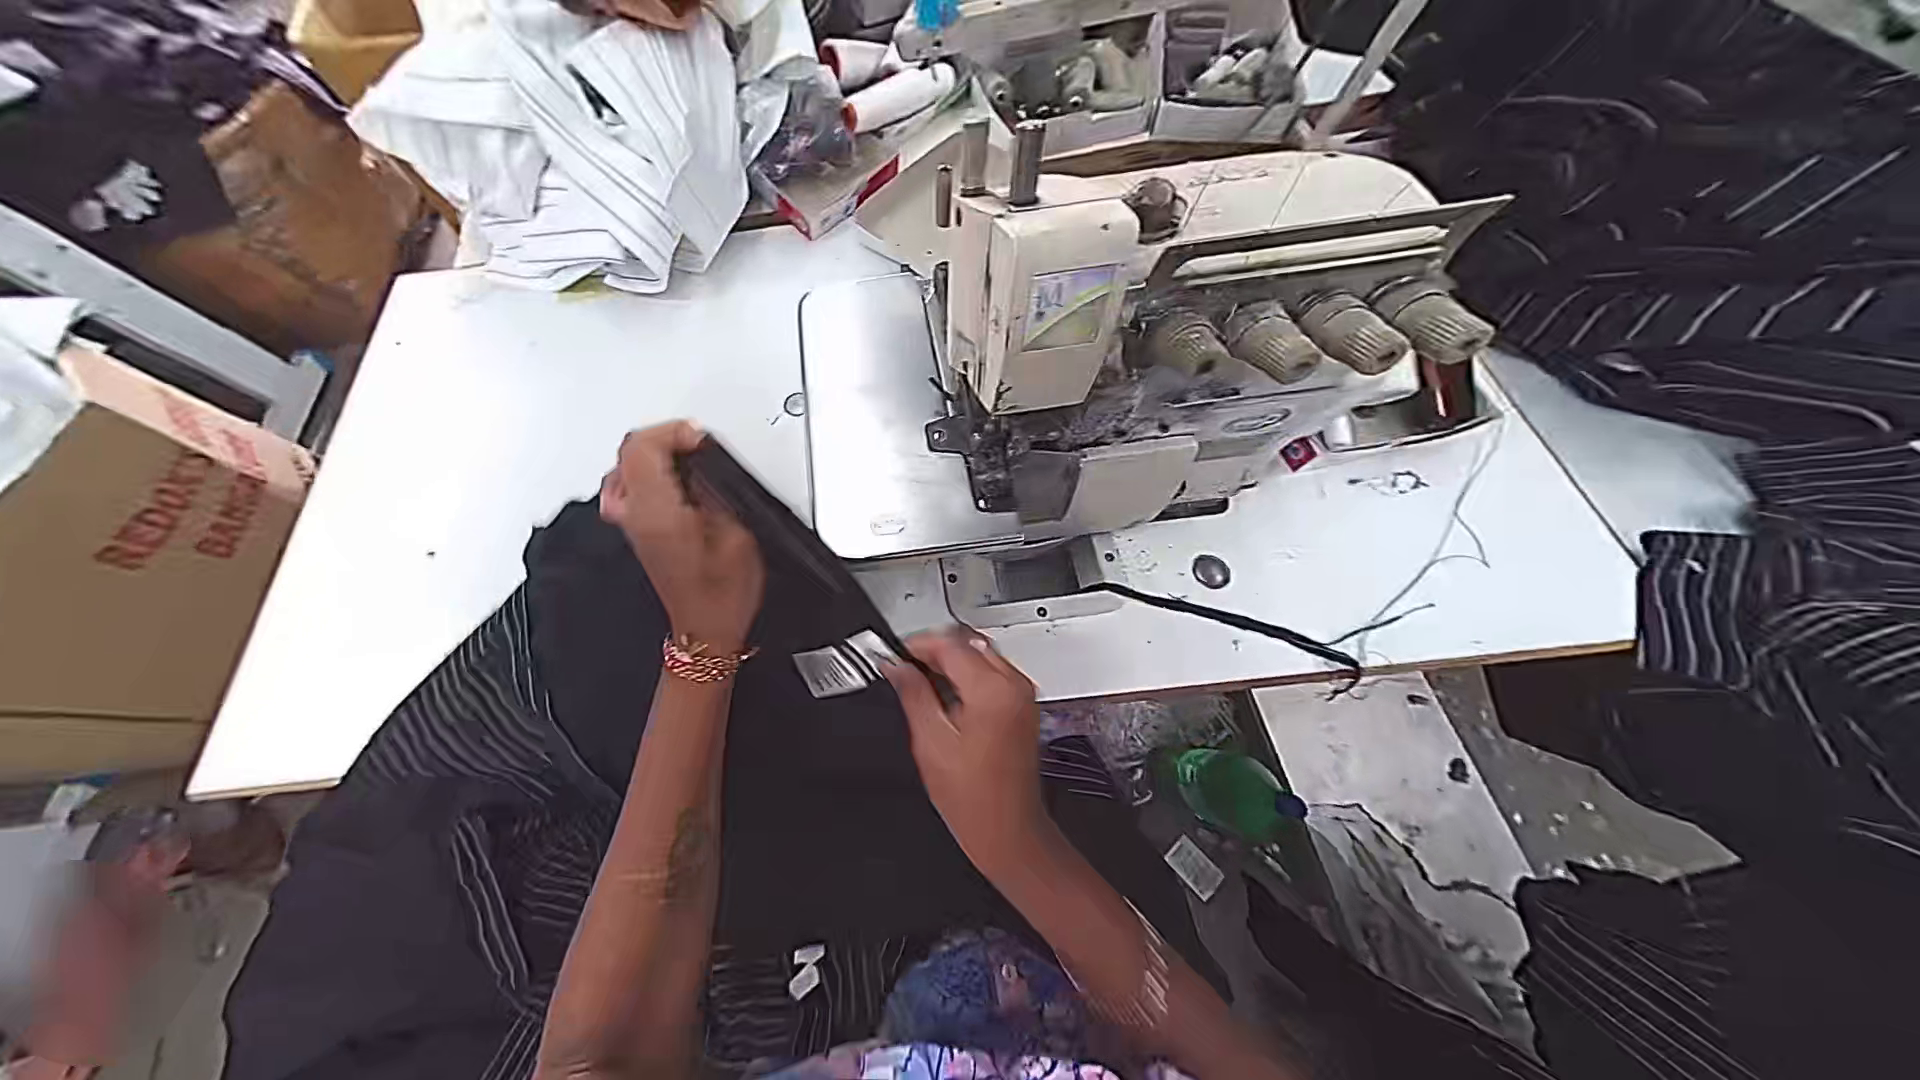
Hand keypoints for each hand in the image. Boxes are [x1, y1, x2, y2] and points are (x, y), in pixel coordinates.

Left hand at [600, 422, 764, 653]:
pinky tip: (672, 477)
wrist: (706, 629)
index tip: (699, 437)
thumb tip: (705, 466)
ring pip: (625, 465)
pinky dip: (648, 471)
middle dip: (664, 437)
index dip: (672, 431)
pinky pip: (628, 486)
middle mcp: (636, 516)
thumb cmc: (723, 594)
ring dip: (654, 452)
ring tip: (686, 455)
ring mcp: (632, 524)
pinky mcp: (638, 531)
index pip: (643, 448)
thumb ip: (717, 491)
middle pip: (629, 451)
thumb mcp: (738, 532)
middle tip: (695, 441)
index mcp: (658, 513)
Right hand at [883, 629, 1049, 875]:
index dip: (917, 645)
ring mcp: (1023, 694)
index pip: (950, 644)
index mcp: (992, 691)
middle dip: (934, 650)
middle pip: (968, 643)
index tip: (896, 654)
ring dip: (952, 659)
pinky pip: (994, 671)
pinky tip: (948, 694)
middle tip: (905, 666)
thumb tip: (896, 667)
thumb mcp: (930, 742)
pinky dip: (970, 673)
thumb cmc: (975, 798)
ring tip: (922, 681)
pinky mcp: (1024, 704)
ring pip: (981, 653)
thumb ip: (912, 694)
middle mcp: (1014, 686)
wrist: (1008, 827)